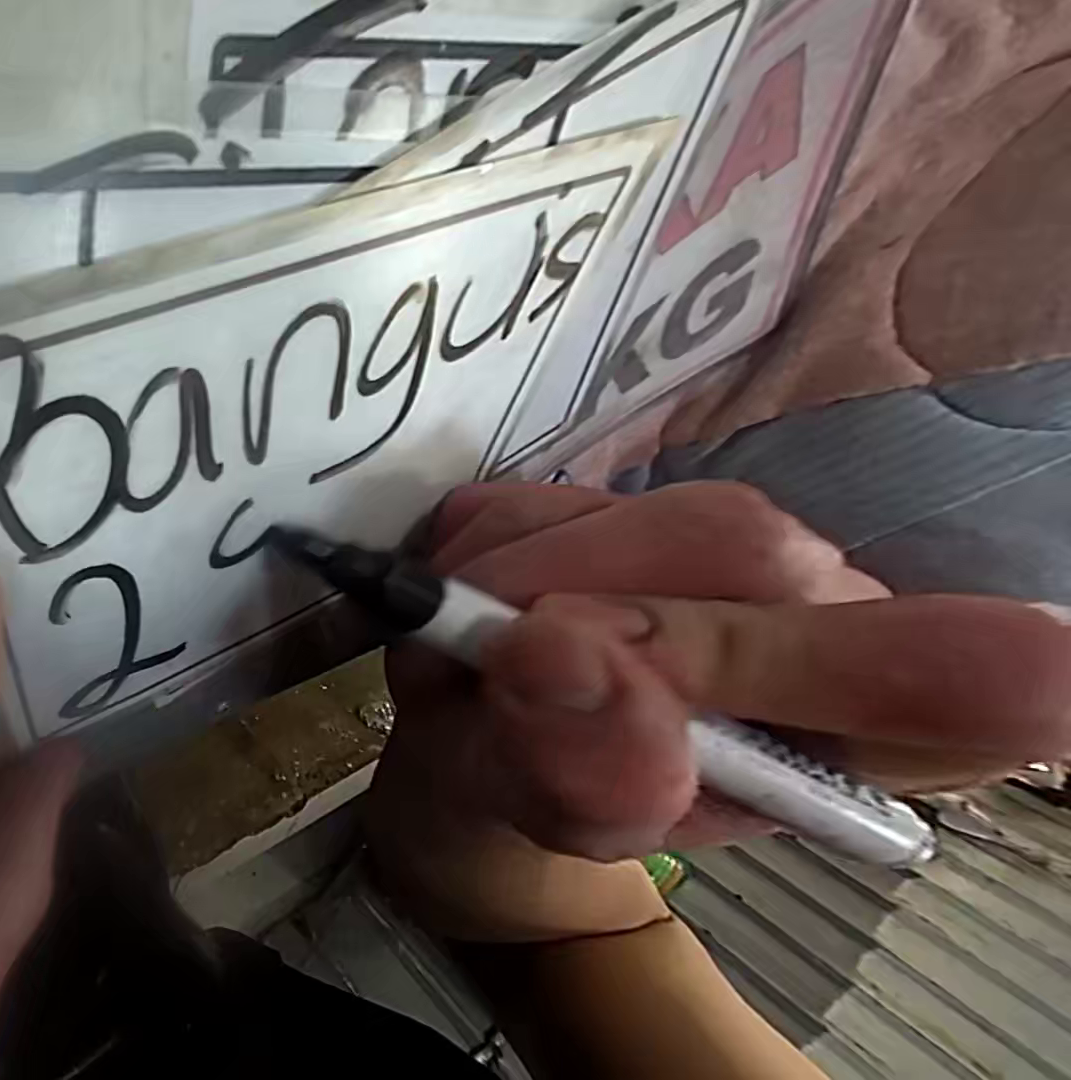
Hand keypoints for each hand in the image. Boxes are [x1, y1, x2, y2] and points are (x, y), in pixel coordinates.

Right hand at [366, 481, 1070, 940]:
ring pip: (611, 509)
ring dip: (492, 578)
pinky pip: (525, 497)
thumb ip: (578, 766)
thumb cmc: (521, 796)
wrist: (463, 743)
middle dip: (565, 595)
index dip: (830, 671)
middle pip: (733, 545)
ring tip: (464, 645)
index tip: (655, 697)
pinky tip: (462, 597)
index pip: (969, 676)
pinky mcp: (591, 499)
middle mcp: (805, 607)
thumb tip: (552, 654)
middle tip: (491, 654)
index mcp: (861, 726)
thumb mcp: (552, 815)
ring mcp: (687, 537)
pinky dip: (465, 548)